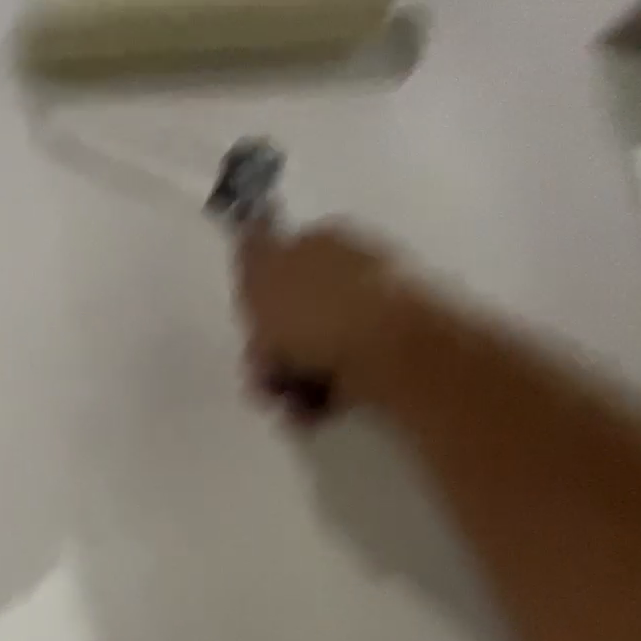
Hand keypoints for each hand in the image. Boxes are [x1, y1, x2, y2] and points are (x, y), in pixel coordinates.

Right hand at [234, 221, 411, 408]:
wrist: (391, 352)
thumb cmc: (315, 312)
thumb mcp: (262, 274)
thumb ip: (251, 252)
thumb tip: (251, 229)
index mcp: (323, 239)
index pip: (278, 264)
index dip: (255, 302)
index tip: (246, 331)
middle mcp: (354, 266)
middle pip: (293, 314)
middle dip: (269, 351)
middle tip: (261, 377)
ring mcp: (378, 308)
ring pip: (313, 348)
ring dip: (291, 380)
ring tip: (288, 404)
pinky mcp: (394, 349)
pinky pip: (342, 373)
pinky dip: (321, 395)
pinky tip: (312, 411)